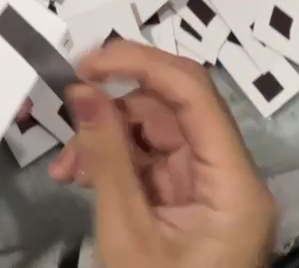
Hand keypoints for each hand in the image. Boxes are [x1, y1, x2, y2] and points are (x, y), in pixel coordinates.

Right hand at [50, 41, 275, 267]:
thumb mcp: (126, 234)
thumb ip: (105, 155)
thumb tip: (79, 89)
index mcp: (233, 182)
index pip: (192, 91)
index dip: (137, 63)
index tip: (83, 65)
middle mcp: (227, 175)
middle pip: (171, 106)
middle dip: (113, 101)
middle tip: (66, 103)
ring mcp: (206, 188)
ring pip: (152, 129)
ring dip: (103, 134)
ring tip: (65, 166)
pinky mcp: (186, 202)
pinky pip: (145, 159)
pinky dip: (108, 159)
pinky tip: (75, 178)